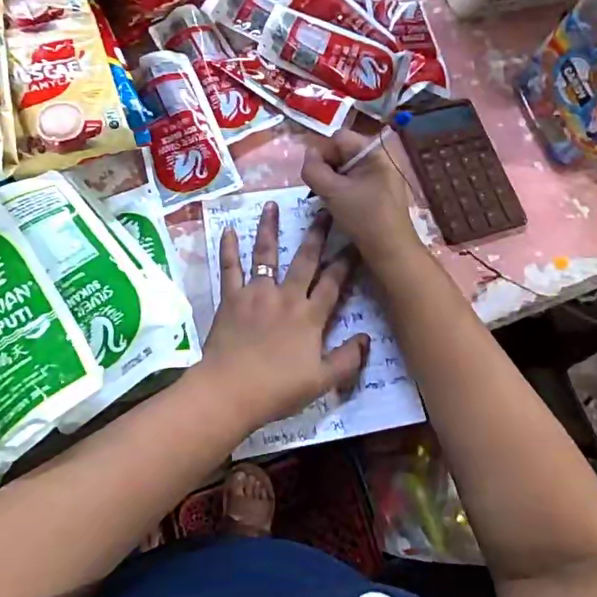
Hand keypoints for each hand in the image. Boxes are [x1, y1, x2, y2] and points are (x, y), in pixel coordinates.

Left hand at [195, 203, 367, 427]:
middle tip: (325, 210)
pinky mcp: (231, 298)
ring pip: (266, 255)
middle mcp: (286, 296)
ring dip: (270, 229)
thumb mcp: (322, 382)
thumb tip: (366, 339)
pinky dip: (229, 249)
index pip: (333, 282)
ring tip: (272, 206)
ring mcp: (256, 293)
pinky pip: (230, 268)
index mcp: (310, 316)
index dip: (346, 261)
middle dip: (317, 234)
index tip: (357, 242)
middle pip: (305, 260)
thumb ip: (347, 360)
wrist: (230, 391)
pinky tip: (229, 230)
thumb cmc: (278, 389)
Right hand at [301, 131, 416, 258]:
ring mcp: (381, 174)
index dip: (321, 153)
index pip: (338, 138)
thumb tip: (308, 154)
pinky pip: (355, 180)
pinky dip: (343, 189)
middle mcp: (380, 157)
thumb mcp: (332, 192)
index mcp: (373, 151)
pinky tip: (340, 205)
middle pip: (342, 151)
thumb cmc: (364, 217)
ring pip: (346, 167)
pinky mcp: (380, 190)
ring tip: (328, 199)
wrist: (392, 251)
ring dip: (333, 180)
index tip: (314, 176)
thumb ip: (314, 169)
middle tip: (319, 190)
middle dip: (327, 167)